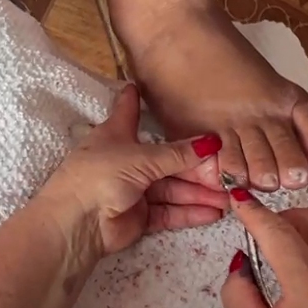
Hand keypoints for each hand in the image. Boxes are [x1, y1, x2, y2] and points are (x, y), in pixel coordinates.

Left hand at [36, 84, 229, 258]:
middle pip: (167, 158)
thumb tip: (211, 142)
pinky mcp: (139, 216)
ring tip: (230, 197)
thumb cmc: (100, 175)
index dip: (135, 99)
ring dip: (199, 192)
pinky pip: (169, 211)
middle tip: (228, 171)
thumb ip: (176, 154)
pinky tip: (214, 212)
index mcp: (117, 135)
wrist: (77, 223)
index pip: (129, 111)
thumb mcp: (140, 158)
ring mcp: (134, 188)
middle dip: (197, 165)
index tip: (137, 85)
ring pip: (172, 187)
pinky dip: (190, 212)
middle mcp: (127, 159)